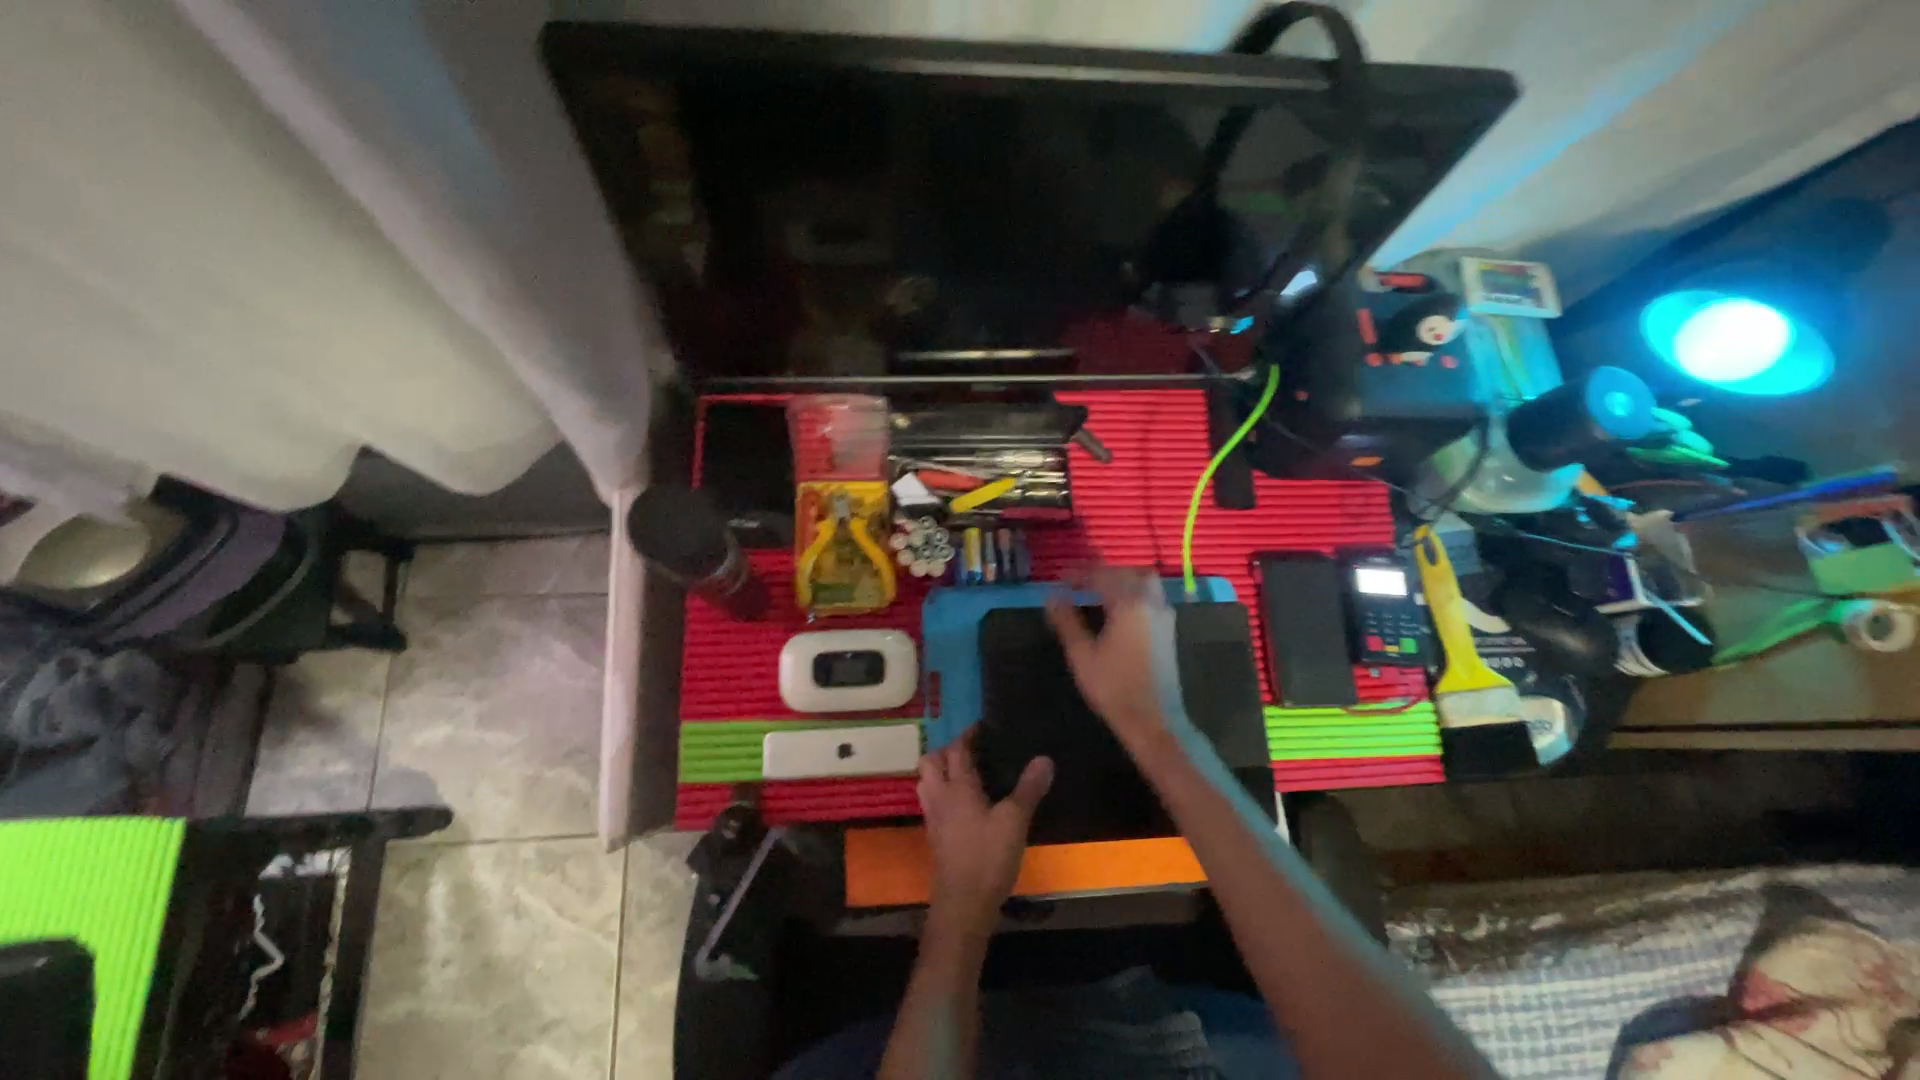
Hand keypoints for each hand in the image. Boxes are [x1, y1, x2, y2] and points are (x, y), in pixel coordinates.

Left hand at [916, 731, 1052, 935]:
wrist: (963, 904)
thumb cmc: (988, 857)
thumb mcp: (1015, 821)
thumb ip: (1029, 789)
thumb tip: (1044, 758)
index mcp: (957, 787)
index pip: (957, 750)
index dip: (968, 735)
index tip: (982, 727)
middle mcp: (940, 798)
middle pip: (931, 762)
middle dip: (947, 751)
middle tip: (971, 751)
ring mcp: (934, 819)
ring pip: (927, 783)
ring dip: (940, 772)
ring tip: (964, 773)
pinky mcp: (936, 838)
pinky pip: (933, 803)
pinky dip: (943, 794)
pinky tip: (963, 806)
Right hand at [1045, 567, 1177, 747]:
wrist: (1152, 719)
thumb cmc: (1113, 687)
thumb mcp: (1081, 654)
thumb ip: (1067, 621)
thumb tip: (1052, 597)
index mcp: (1128, 604)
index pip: (1101, 575)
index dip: (1078, 574)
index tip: (1061, 580)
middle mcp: (1150, 603)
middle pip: (1128, 573)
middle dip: (1104, 573)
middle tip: (1082, 584)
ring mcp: (1164, 616)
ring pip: (1145, 583)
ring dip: (1122, 582)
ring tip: (1099, 596)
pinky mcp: (1169, 631)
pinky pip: (1151, 599)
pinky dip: (1134, 596)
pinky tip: (1118, 613)